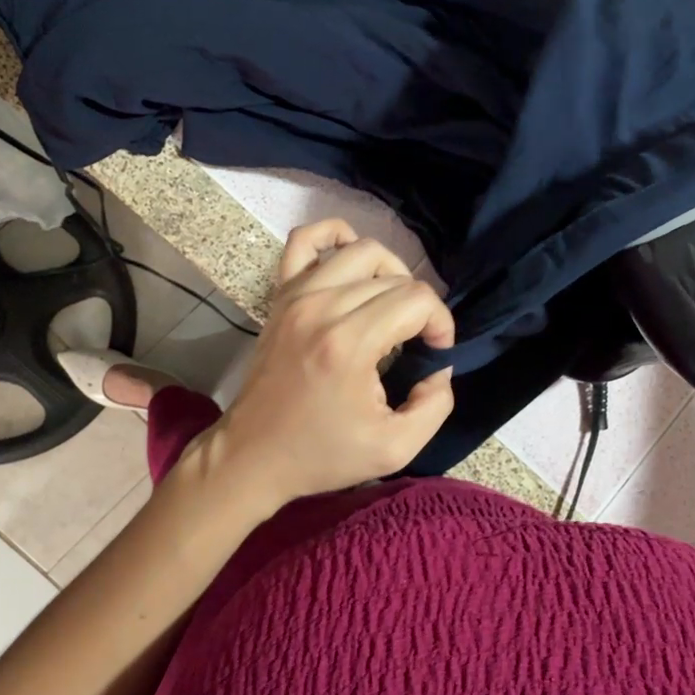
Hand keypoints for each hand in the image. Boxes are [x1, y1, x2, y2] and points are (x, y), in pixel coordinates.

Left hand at [189, 219, 454, 511]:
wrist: (253, 456)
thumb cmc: (322, 455)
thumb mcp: (396, 448)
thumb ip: (435, 404)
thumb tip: (439, 366)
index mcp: (349, 344)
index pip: (417, 300)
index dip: (441, 324)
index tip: (434, 355)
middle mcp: (322, 308)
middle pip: (394, 277)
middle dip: (418, 307)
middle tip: (415, 343)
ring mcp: (296, 296)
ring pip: (361, 252)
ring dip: (389, 274)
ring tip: (390, 309)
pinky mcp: (280, 297)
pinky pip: (305, 241)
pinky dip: (333, 237)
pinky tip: (350, 262)